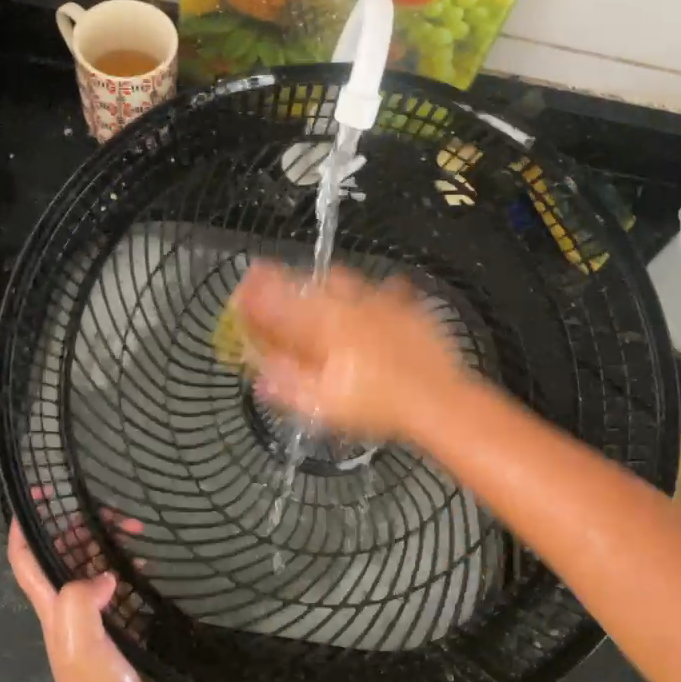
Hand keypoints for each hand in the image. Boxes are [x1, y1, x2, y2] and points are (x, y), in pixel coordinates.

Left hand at [7, 522, 154, 681]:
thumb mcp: (79, 641)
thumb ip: (80, 601)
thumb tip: (104, 575)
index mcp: (52, 601)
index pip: (25, 555)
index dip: (24, 523)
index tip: (41, 493)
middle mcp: (66, 600)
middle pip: (64, 548)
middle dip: (83, 522)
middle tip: (115, 511)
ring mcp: (91, 611)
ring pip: (92, 560)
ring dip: (109, 539)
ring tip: (138, 529)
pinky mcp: (115, 620)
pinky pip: (117, 578)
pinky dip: (128, 562)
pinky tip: (147, 559)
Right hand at [233, 260, 468, 440]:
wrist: (439, 400)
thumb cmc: (378, 405)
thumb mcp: (324, 403)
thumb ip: (288, 384)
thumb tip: (260, 376)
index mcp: (325, 326)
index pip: (282, 304)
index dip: (258, 294)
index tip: (242, 288)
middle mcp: (351, 307)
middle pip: (311, 286)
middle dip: (286, 280)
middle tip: (270, 276)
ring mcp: (384, 305)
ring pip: (348, 282)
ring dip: (327, 281)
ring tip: (321, 281)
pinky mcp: (411, 310)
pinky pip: (390, 291)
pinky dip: (377, 294)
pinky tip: (380, 297)